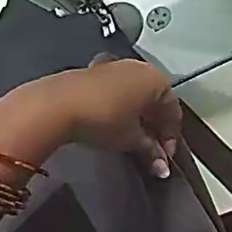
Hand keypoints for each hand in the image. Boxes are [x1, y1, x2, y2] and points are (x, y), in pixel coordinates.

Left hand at [35, 57, 182, 177]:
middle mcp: (138, 67)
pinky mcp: (93, 71)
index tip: (164, 157)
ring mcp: (114, 66)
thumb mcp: (130, 139)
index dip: (171, 136)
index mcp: (156, 79)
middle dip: (154, 126)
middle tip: (150, 150)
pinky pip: (117, 90)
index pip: (173, 110)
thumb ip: (150, 150)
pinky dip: (120, 106)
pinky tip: (113, 122)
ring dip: (137, 116)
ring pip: (135, 93)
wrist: (59, 104)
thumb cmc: (104, 118)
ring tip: (132, 138)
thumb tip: (161, 165)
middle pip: (154, 99)